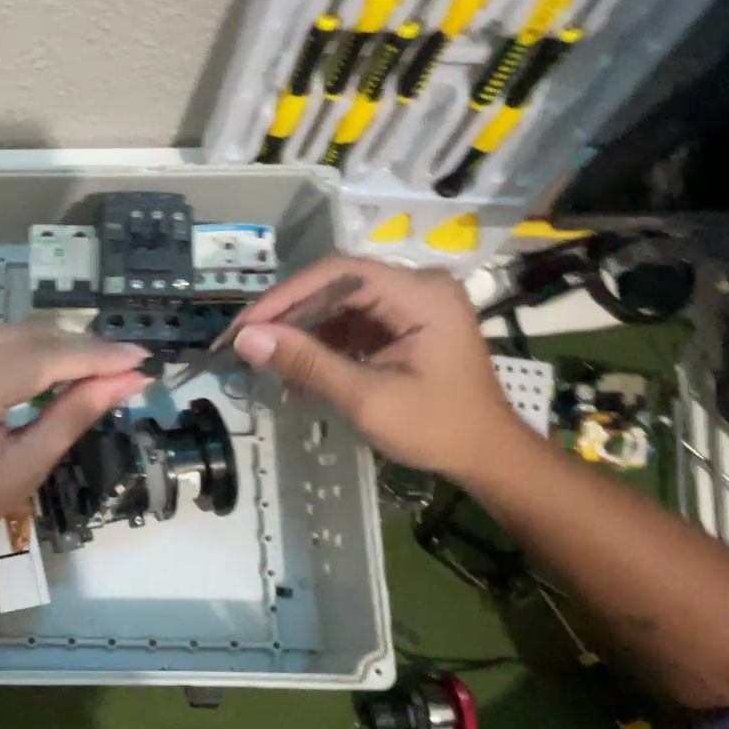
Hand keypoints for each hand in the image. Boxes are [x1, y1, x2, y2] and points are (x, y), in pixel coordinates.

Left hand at [0, 325, 150, 572]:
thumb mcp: (20, 471)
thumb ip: (71, 416)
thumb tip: (128, 380)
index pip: (37, 358)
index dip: (94, 355)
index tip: (140, 358)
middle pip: (19, 337)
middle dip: (75, 348)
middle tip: (124, 365)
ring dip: (46, 347)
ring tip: (92, 368)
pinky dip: (12, 352)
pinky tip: (43, 369)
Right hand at [230, 256, 531, 478]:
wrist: (486, 454)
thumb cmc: (435, 428)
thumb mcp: (366, 398)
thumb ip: (307, 364)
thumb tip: (246, 340)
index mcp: (420, 294)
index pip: (338, 274)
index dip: (284, 296)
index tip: (244, 327)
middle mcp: (417, 287)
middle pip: (336, 285)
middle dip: (286, 314)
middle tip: (242, 343)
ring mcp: (411, 305)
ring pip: (338, 304)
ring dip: (299, 330)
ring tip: (262, 358)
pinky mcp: (402, 325)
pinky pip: (350, 323)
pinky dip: (319, 344)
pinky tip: (294, 368)